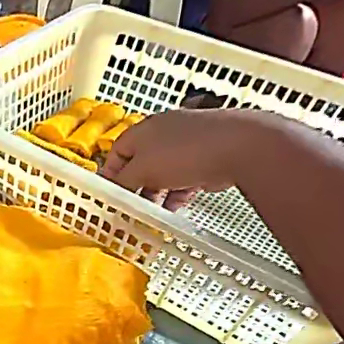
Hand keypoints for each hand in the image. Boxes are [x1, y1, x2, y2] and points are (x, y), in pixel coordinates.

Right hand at [101, 108, 286, 207]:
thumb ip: (125, 181)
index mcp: (143, 130)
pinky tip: (173, 208)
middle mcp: (163, 135)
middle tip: (129, 207)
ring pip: (162, 175)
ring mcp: (185, 146)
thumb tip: (116, 188)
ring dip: (156, 194)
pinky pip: (182, 181)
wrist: (235, 148)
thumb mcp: (143, 170)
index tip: (108, 194)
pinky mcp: (203, 159)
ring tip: (151, 212)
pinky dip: (175, 195)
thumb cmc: (188, 150)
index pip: (117, 152)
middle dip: (135, 188)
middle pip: (140, 165)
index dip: (110, 175)